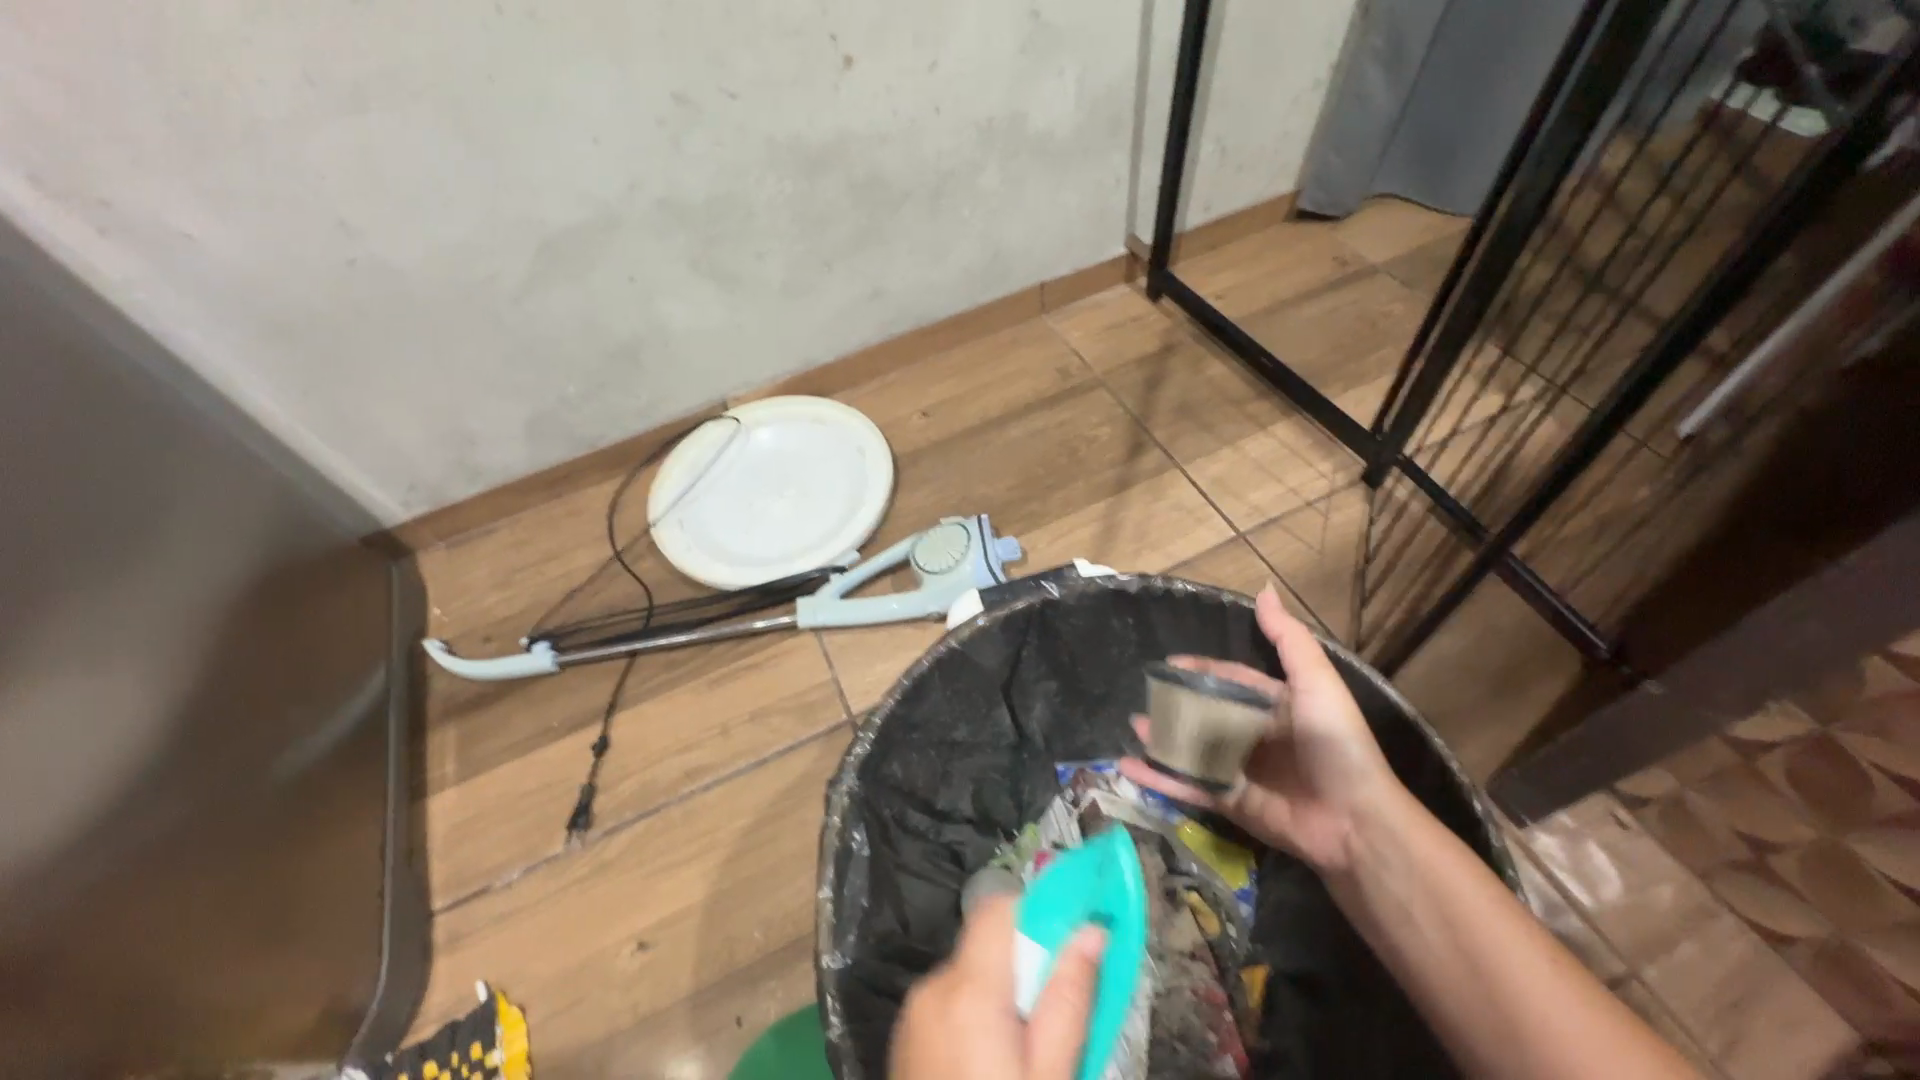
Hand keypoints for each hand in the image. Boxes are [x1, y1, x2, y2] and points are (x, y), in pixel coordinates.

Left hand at [889, 895, 1106, 1079]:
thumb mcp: (1052, 1075)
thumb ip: (1070, 998)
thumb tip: (1093, 929)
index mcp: (967, 989)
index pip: (1001, 908)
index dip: (1040, 912)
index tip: (1076, 938)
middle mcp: (932, 986)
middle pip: (988, 943)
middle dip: (1028, 963)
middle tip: (1062, 1013)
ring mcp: (913, 1013)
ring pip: (971, 973)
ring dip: (1005, 991)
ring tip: (1030, 1050)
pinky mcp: (905, 1037)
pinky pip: (950, 1002)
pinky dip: (978, 1013)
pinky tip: (994, 1063)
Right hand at [1119, 584, 1405, 874]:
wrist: (1354, 819)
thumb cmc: (1337, 743)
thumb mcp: (1316, 683)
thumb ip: (1288, 639)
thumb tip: (1264, 589)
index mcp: (1275, 706)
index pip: (1231, 680)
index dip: (1202, 671)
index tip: (1169, 664)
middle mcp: (1254, 736)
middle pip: (1205, 714)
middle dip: (1175, 705)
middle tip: (1145, 696)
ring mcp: (1238, 770)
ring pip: (1191, 748)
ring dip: (1162, 738)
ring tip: (1134, 727)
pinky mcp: (1228, 801)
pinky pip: (1187, 786)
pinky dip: (1158, 778)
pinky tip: (1127, 767)